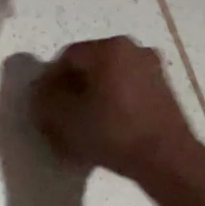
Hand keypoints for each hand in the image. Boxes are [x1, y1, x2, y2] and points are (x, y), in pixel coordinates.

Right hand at [31, 36, 203, 183]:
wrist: (164, 156)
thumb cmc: (110, 132)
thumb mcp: (63, 118)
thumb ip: (44, 99)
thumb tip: (40, 90)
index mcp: (108, 48)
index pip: (66, 58)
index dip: (48, 82)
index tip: (42, 107)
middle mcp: (132, 48)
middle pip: (88, 66)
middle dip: (70, 89)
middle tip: (58, 116)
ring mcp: (152, 67)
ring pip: (107, 78)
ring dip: (90, 97)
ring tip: (80, 125)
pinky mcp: (163, 87)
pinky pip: (125, 89)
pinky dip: (110, 102)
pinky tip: (103, 126)